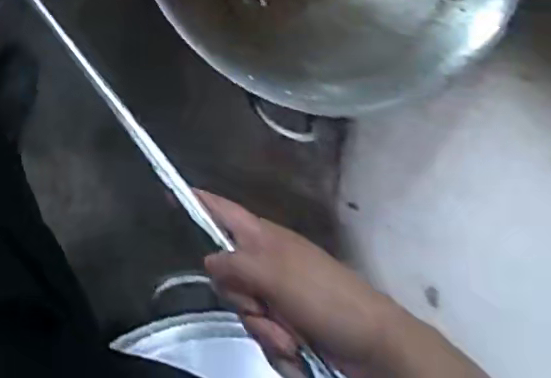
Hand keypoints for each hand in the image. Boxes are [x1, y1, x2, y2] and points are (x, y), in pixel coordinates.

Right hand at [198, 190, 404, 371]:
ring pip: (246, 311)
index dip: (196, 201)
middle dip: (241, 300)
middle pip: (227, 273)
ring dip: (264, 331)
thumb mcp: (273, 274)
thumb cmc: (326, 298)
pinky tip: (299, 355)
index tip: (169, 194)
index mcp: (263, 238)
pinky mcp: (294, 329)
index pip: (221, 211)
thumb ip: (233, 264)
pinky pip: (266, 338)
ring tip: (291, 340)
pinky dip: (278, 351)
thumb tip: (210, 262)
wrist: (381, 351)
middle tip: (263, 308)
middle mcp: (268, 263)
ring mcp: (282, 297)